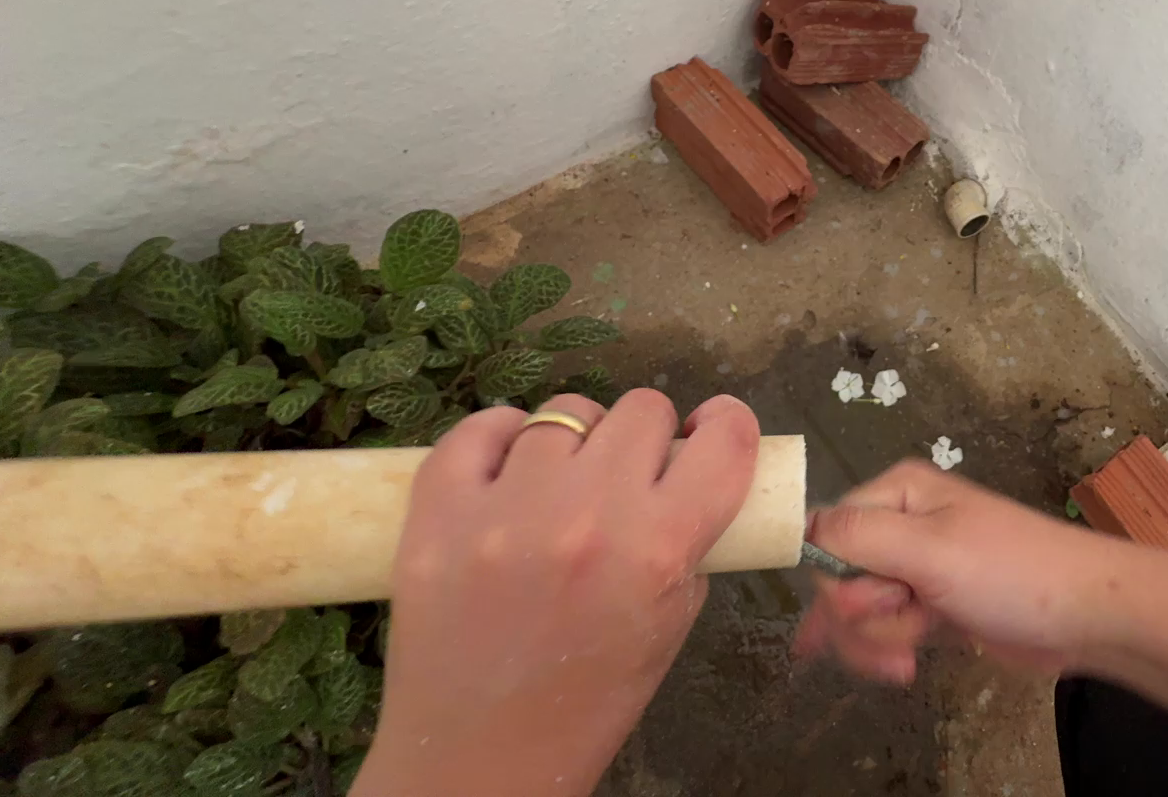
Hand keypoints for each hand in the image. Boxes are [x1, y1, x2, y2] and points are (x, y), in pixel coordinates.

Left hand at [354, 391, 759, 796]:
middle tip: (630, 474)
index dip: (730, 420)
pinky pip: (481, 427)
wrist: (478, 763)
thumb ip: (692, 531)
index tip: (710, 430)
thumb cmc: (597, 692)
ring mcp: (507, 511)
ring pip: (566, 411)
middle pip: (646, 407)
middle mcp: (590, 516)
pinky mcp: (438, 517)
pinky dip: (501, 437)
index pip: (727, 436)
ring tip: (563, 482)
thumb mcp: (678, 613)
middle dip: (650, 435)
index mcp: (660, 546)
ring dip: (579, 439)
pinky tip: (509, 469)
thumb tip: (683, 466)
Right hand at [794, 460, 1137, 684]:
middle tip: (905, 623)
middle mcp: (901, 521)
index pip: (827, 532)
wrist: (1082, 613)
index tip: (866, 607)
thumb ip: (861, 536)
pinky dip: (889, 649)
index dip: (835, 578)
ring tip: (914, 656)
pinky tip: (902, 669)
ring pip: (859, 609)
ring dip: (879, 640)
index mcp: (899, 492)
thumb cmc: (1009, 571)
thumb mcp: (931, 549)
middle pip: (840, 576)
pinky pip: (885, 627)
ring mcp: (915, 564)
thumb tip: (801, 528)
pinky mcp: (930, 602)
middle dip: (862, 617)